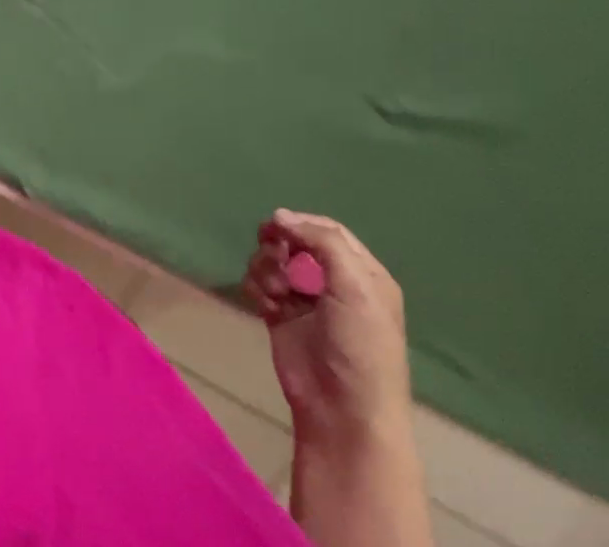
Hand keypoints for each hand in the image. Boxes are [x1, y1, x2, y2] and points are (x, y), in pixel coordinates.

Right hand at [246, 209, 411, 440]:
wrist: (340, 402)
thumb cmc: (359, 345)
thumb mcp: (355, 289)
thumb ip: (322, 245)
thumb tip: (280, 215)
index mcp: (362, 273)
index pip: (328, 231)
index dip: (299, 223)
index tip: (275, 228)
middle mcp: (332, 281)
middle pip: (292, 242)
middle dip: (277, 248)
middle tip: (276, 261)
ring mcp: (303, 298)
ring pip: (270, 262)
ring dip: (265, 270)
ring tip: (275, 293)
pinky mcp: (278, 312)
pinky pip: (257, 284)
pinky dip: (256, 289)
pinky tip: (266, 306)